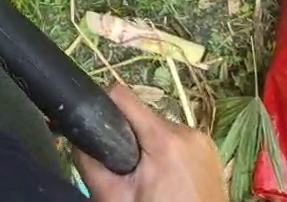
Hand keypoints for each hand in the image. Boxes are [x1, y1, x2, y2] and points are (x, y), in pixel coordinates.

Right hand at [75, 85, 225, 201]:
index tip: (102, 135)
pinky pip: (178, 139)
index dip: (106, 110)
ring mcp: (203, 140)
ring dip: (149, 146)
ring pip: (159, 127)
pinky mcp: (212, 150)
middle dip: (130, 138)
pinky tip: (169, 179)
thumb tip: (74, 135)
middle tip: (128, 171)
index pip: (121, 96)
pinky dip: (168, 153)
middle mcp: (188, 131)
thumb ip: (89, 162)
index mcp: (165, 139)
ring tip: (150, 179)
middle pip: (141, 115)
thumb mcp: (114, 197)